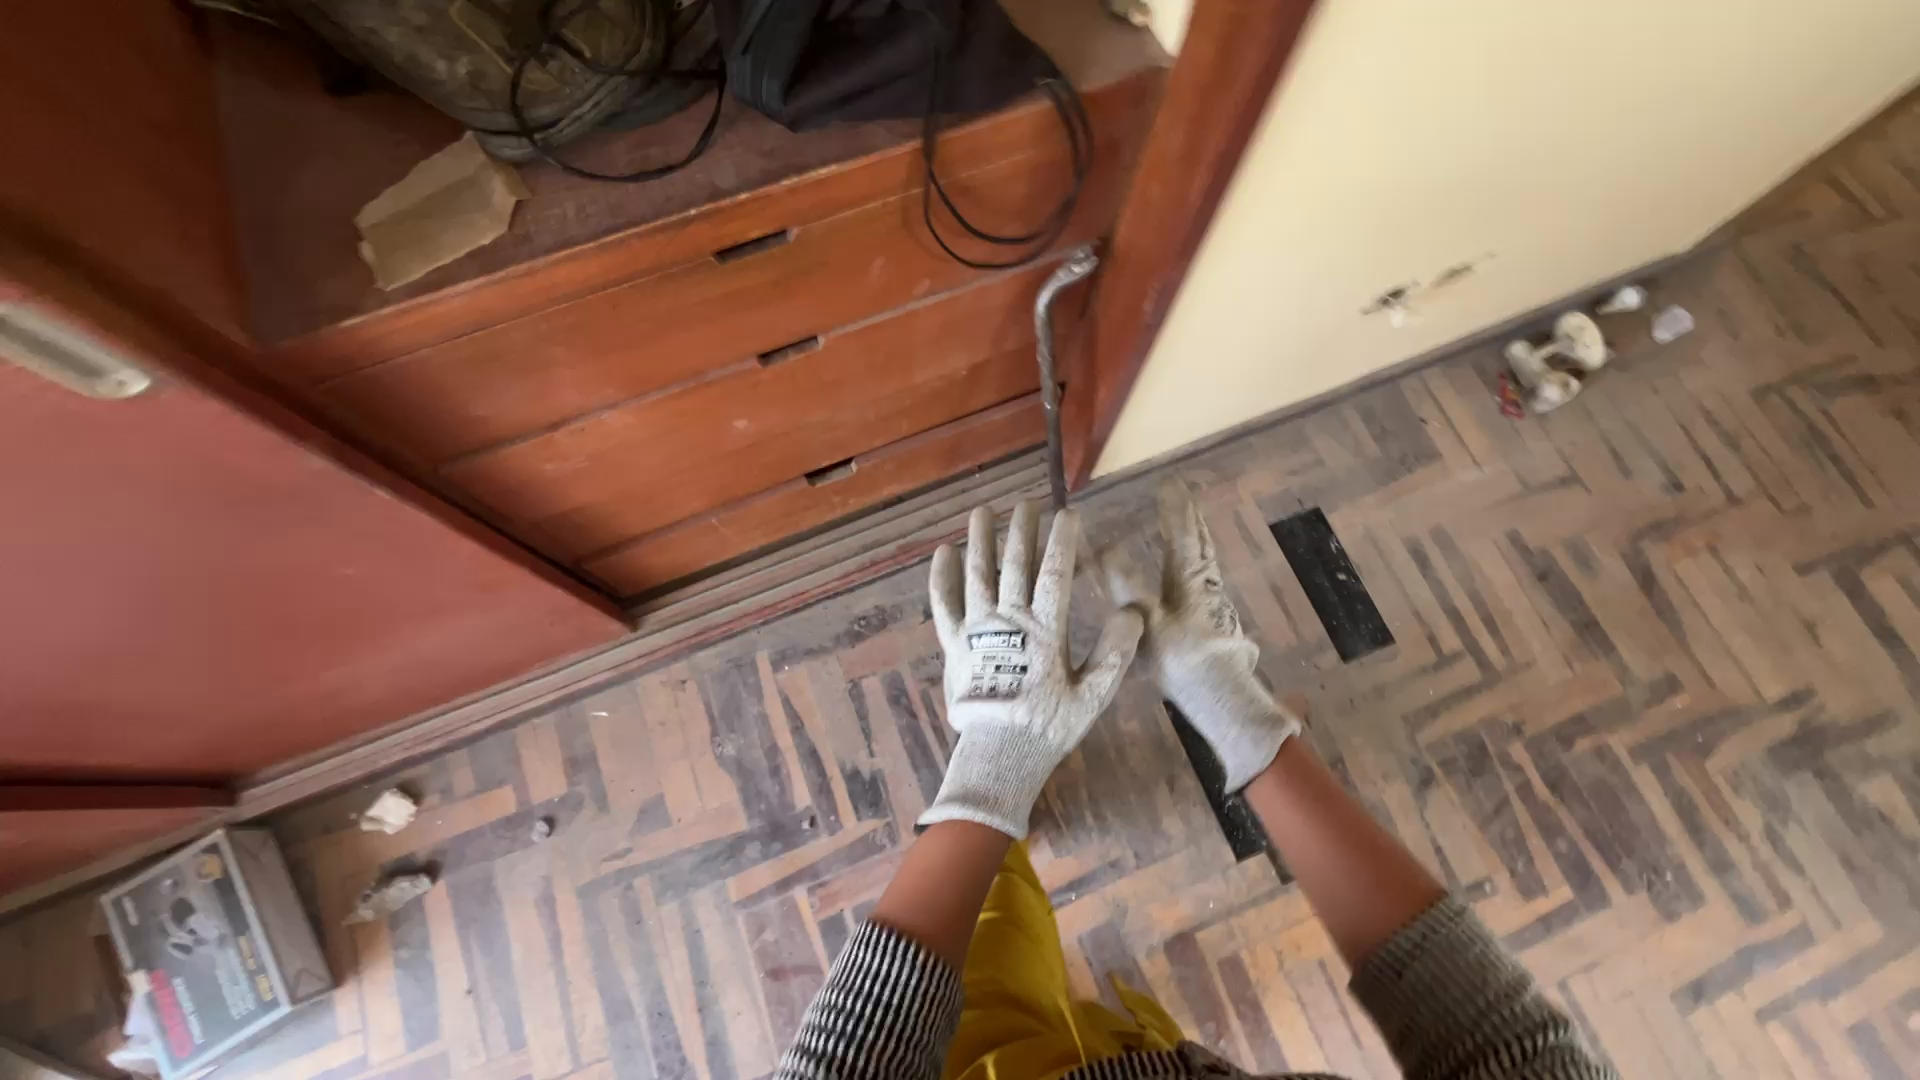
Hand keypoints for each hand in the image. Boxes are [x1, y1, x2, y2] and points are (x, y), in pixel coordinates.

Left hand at [920, 501, 1142, 838]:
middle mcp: (1008, 620)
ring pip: (977, 574)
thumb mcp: (1092, 696)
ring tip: (983, 512)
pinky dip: (941, 575)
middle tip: (1026, 504)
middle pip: (1015, 564)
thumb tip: (1132, 613)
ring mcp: (976, 630)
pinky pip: (943, 602)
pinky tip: (943, 551)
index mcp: (1045, 630)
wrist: (998, 755)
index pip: (1055, 574)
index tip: (1068, 514)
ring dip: (980, 540)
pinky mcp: (952, 643)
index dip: (1062, 541)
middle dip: (1022, 530)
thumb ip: (1114, 654)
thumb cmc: (1047, 725)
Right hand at [1103, 478, 1300, 791]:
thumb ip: (1122, 581)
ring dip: (1196, 534)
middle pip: (1199, 540)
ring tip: (1189, 519)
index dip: (1174, 508)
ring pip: (1205, 557)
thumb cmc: (1180, 657)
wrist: (1220, 696)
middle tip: (1181, 491)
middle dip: (1188, 515)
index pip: (1182, 533)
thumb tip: (1101, 545)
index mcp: (1189, 577)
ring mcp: (1213, 599)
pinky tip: (1191, 568)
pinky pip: (1204, 574)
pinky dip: (1197, 557)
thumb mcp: (1143, 619)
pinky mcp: (1215, 616)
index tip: (1168, 481)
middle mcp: (1205, 581)